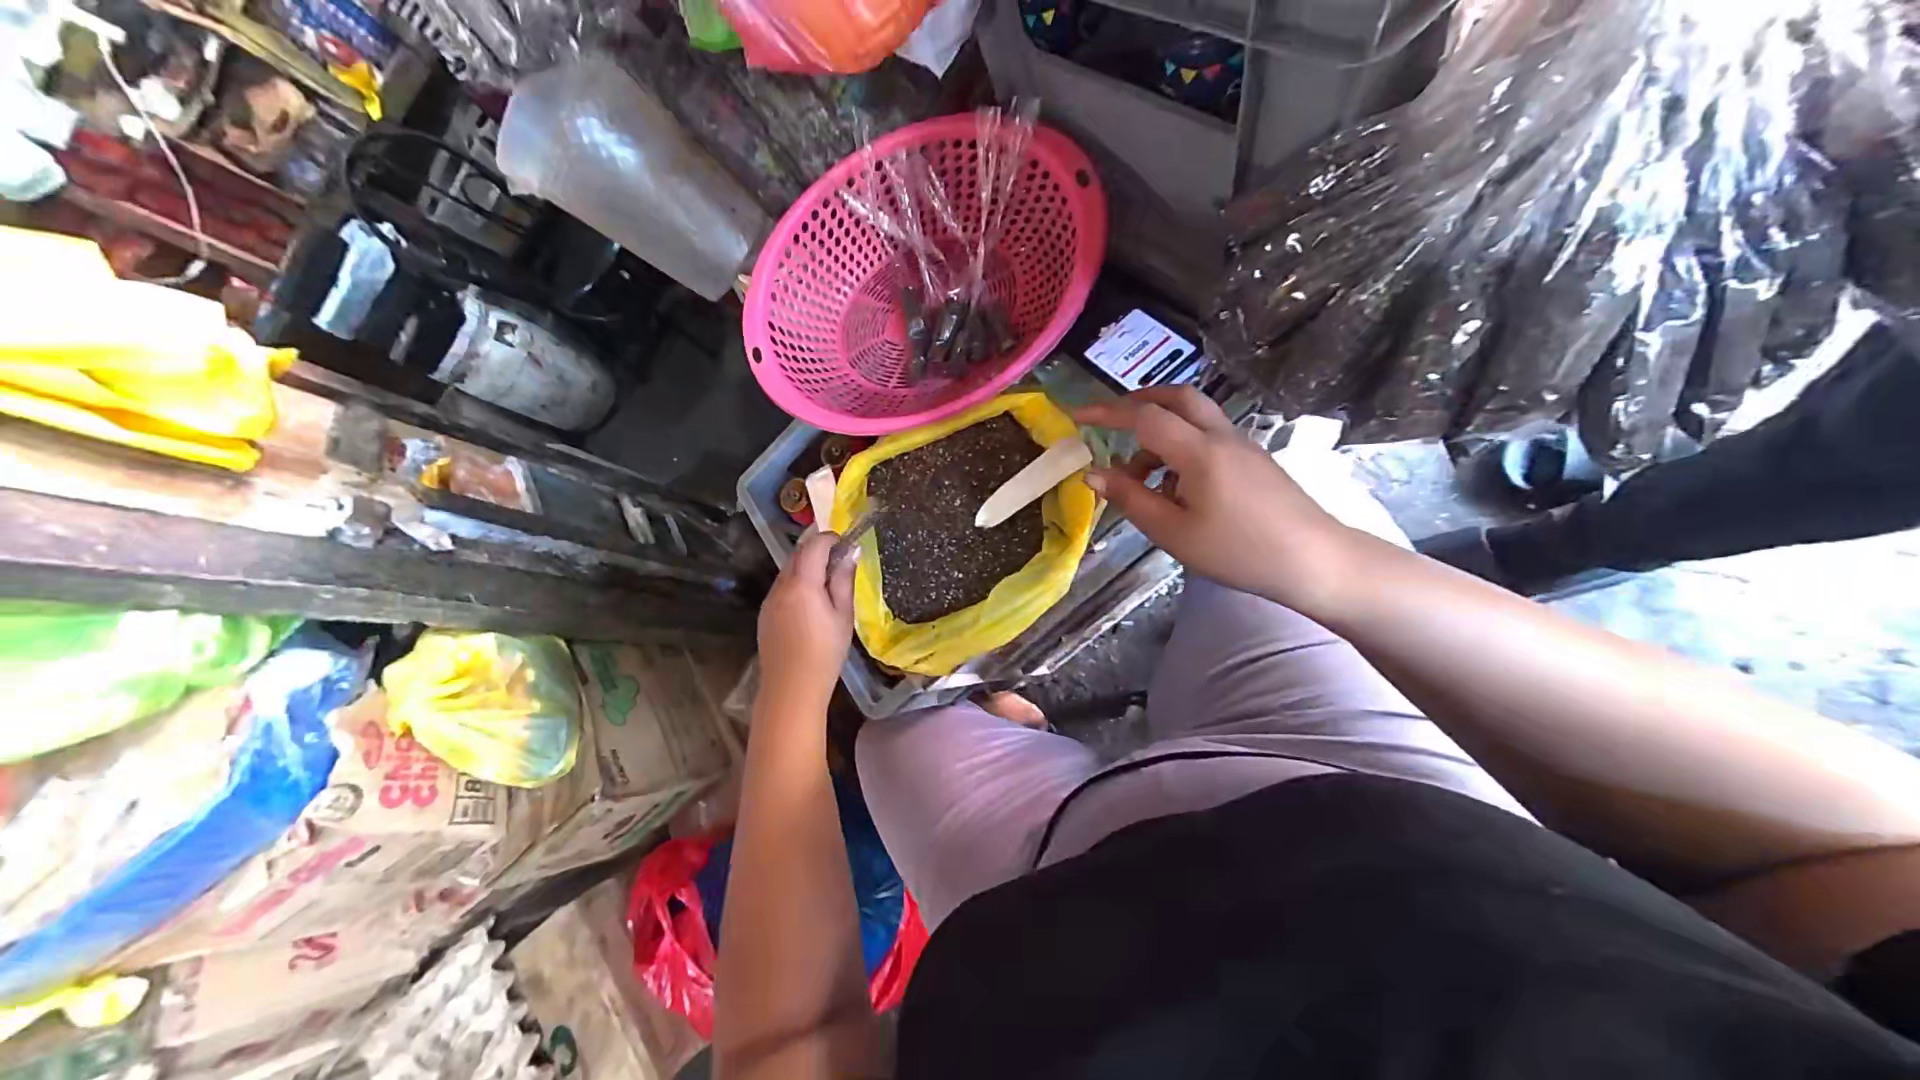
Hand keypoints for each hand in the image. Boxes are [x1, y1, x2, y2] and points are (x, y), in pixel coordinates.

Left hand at [757, 529, 857, 705]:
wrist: (791, 688)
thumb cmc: (825, 652)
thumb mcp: (843, 615)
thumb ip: (844, 580)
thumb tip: (851, 552)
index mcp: (802, 583)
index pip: (814, 545)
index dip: (830, 539)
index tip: (847, 544)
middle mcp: (780, 586)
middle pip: (797, 554)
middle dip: (818, 550)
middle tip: (841, 560)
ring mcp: (769, 600)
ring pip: (788, 570)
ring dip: (807, 567)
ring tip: (828, 583)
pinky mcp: (765, 614)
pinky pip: (782, 588)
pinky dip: (797, 584)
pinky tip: (811, 603)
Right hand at [1072, 386, 1358, 614]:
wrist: (1314, 560)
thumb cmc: (1238, 550)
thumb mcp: (1173, 531)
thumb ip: (1130, 498)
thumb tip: (1093, 474)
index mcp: (1199, 450)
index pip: (1143, 417)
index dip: (1105, 413)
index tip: (1075, 416)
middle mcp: (1221, 436)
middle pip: (1175, 397)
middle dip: (1137, 402)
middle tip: (1110, 422)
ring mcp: (1242, 444)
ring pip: (1193, 417)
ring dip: (1159, 431)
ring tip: (1137, 476)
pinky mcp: (1253, 459)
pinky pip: (1208, 437)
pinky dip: (1180, 446)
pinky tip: (1174, 487)